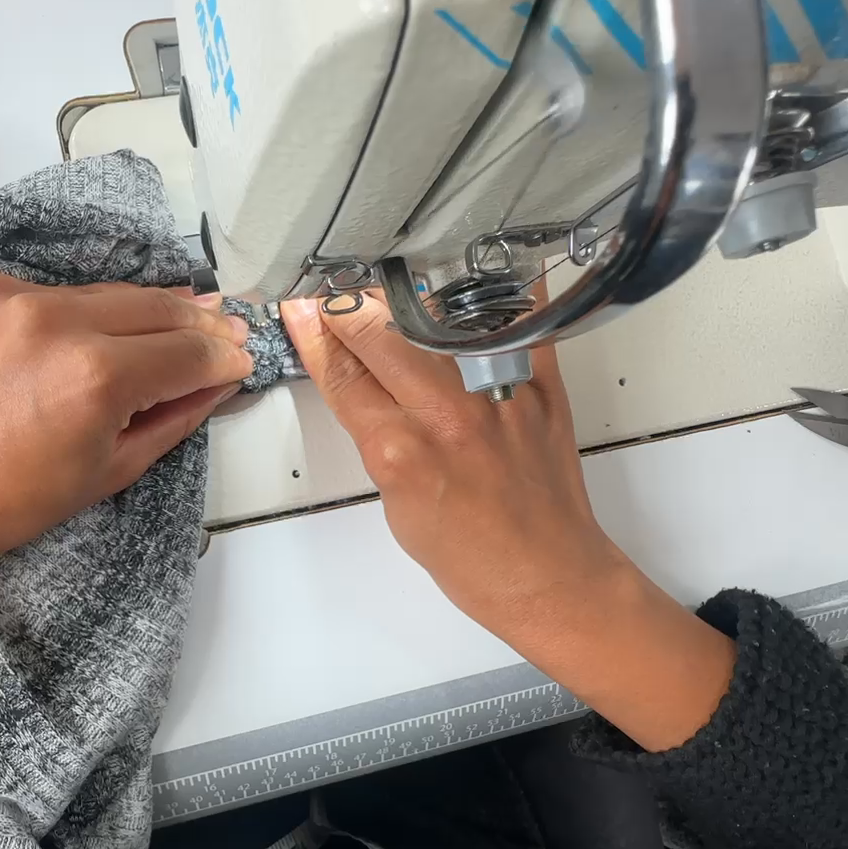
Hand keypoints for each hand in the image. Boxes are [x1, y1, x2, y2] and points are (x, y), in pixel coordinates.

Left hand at [0, 273, 251, 637]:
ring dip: (158, 308)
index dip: (224, 355)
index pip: (186, 351)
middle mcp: (59, 322)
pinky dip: (101, 310)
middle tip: (233, 328)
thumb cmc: (19, 502)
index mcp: (96, 378)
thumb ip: (179, 414)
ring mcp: (17, 297)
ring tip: (196, 315)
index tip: (246, 357)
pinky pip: (68, 294)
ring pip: (115, 293)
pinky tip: (125, 324)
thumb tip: (221, 380)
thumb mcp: (117, 467)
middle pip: (157, 306)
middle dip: (202, 321)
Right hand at [281, 292, 733, 749]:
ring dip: (401, 296)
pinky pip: (513, 319)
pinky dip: (491, 292)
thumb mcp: (396, 505)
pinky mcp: (539, 383)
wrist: (547, 576)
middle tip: (331, 291)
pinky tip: (468, 272)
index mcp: (400, 452)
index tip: (299, 309)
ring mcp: (496, 391)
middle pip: (379, 335)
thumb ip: (377, 440)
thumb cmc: (471, 557)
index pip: (343, 377)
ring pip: (436, 316)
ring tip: (384, 284)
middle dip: (345, 306)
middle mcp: (446, 414)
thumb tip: (364, 390)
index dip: (313, 336)